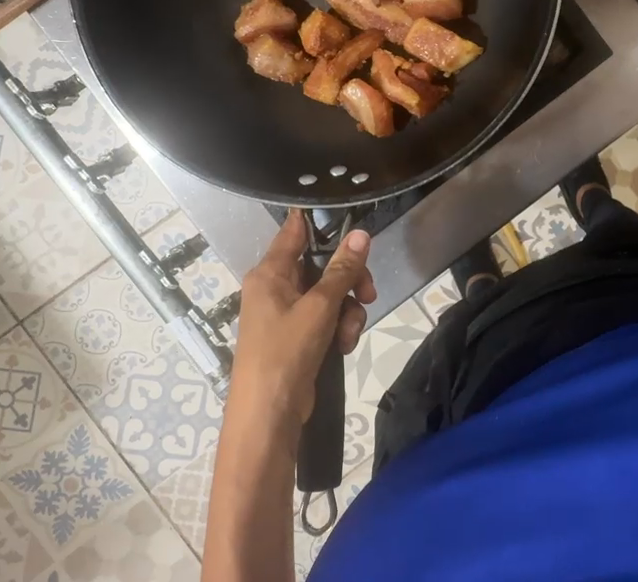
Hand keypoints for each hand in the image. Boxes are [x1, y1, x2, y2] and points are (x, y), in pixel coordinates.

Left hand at [226, 209, 375, 433]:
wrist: (268, 415)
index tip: (354, 223)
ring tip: (350, 333)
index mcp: (270, 273)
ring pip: (330, 294)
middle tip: (369, 293)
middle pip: (322, 265)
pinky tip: (344, 346)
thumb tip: (361, 234)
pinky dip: (339, 329)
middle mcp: (276, 288)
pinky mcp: (298, 336)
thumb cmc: (285, 352)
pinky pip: (327, 319)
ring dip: (348, 310)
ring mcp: (286, 313)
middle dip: (349, 280)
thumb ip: (342, 270)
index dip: (323, 223)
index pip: (296, 231)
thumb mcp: (319, 307)